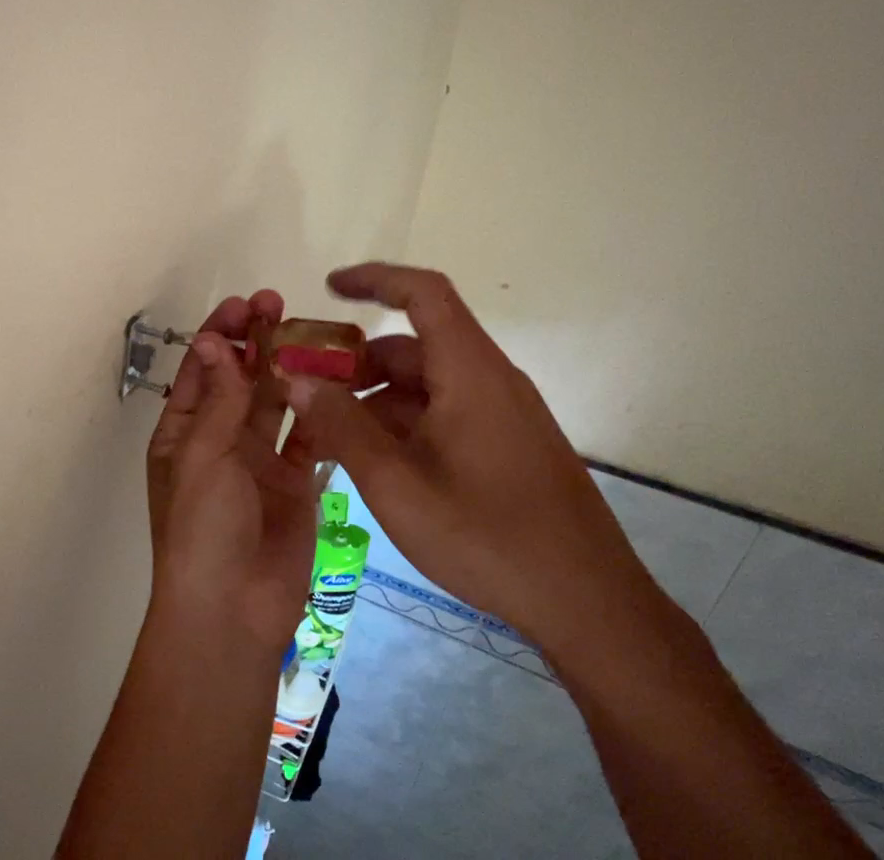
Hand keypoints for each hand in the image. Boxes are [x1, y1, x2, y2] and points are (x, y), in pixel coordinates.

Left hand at [145, 291, 319, 653]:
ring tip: (312, 333)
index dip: (218, 337)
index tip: (242, 303)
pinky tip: (337, 380)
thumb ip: (220, 400)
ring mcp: (260, 464)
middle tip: (277, 305)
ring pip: (276, 405)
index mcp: (183, 435)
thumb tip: (213, 343)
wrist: (233, 608)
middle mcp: (220, 443)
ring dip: (288, 370)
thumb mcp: (203, 457)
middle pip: (239, 382)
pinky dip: (320, 412)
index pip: (201, 373)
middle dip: (255, 344)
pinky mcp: (297, 485)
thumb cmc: (203, 528)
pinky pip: (309, 439)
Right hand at [284, 263, 660, 651]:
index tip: (326, 287)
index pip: (424, 294)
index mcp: (471, 373)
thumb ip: (342, 426)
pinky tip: (372, 462)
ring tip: (326, 435)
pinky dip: (401, 423)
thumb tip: (297, 380)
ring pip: (425, 384)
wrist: (586, 602)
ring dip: (373, 398)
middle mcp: (490, 382)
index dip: (374, 279)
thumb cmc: (486, 537)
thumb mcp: (396, 484)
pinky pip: (444, 413)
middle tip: (303, 390)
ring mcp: (502, 416)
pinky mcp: (507, 446)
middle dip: (354, 360)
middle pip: (413, 345)